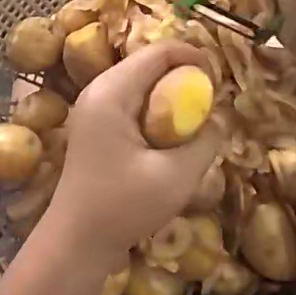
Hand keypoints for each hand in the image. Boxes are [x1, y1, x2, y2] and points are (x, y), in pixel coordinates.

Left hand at [35, 41, 221, 270]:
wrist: (75, 243)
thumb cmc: (122, 208)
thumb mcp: (176, 178)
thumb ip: (205, 142)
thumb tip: (221, 118)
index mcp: (112, 92)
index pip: (159, 52)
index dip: (194, 57)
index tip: (219, 80)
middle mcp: (99, 89)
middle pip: (149, 61)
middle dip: (185, 73)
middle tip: (211, 100)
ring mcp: (94, 105)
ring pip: (142, 79)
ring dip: (171, 91)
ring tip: (195, 117)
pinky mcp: (96, 122)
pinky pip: (133, 97)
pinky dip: (156, 105)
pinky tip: (170, 132)